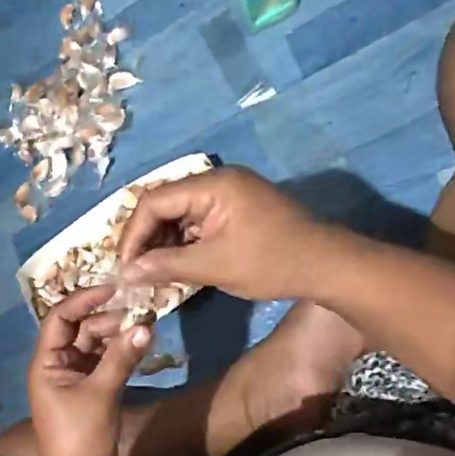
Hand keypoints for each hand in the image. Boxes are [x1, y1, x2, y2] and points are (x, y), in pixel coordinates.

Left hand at [28, 285, 155, 455]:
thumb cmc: (80, 438)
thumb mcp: (101, 394)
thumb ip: (122, 357)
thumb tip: (146, 324)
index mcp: (45, 363)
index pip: (59, 318)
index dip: (84, 300)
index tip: (114, 288)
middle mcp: (55, 366)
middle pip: (79, 329)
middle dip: (107, 319)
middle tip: (139, 313)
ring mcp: (72, 378)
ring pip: (93, 345)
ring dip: (116, 335)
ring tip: (146, 326)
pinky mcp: (88, 391)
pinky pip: (103, 362)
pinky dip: (119, 353)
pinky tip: (141, 345)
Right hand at [117, 166, 339, 299]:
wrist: (329, 267)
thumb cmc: (272, 262)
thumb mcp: (213, 266)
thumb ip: (165, 266)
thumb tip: (125, 273)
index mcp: (212, 185)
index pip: (154, 201)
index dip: (133, 235)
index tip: (125, 266)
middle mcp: (217, 181)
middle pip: (163, 205)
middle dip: (145, 239)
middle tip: (134, 270)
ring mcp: (227, 195)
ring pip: (177, 215)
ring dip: (161, 244)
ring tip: (150, 272)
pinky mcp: (234, 210)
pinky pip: (195, 222)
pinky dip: (181, 244)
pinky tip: (173, 266)